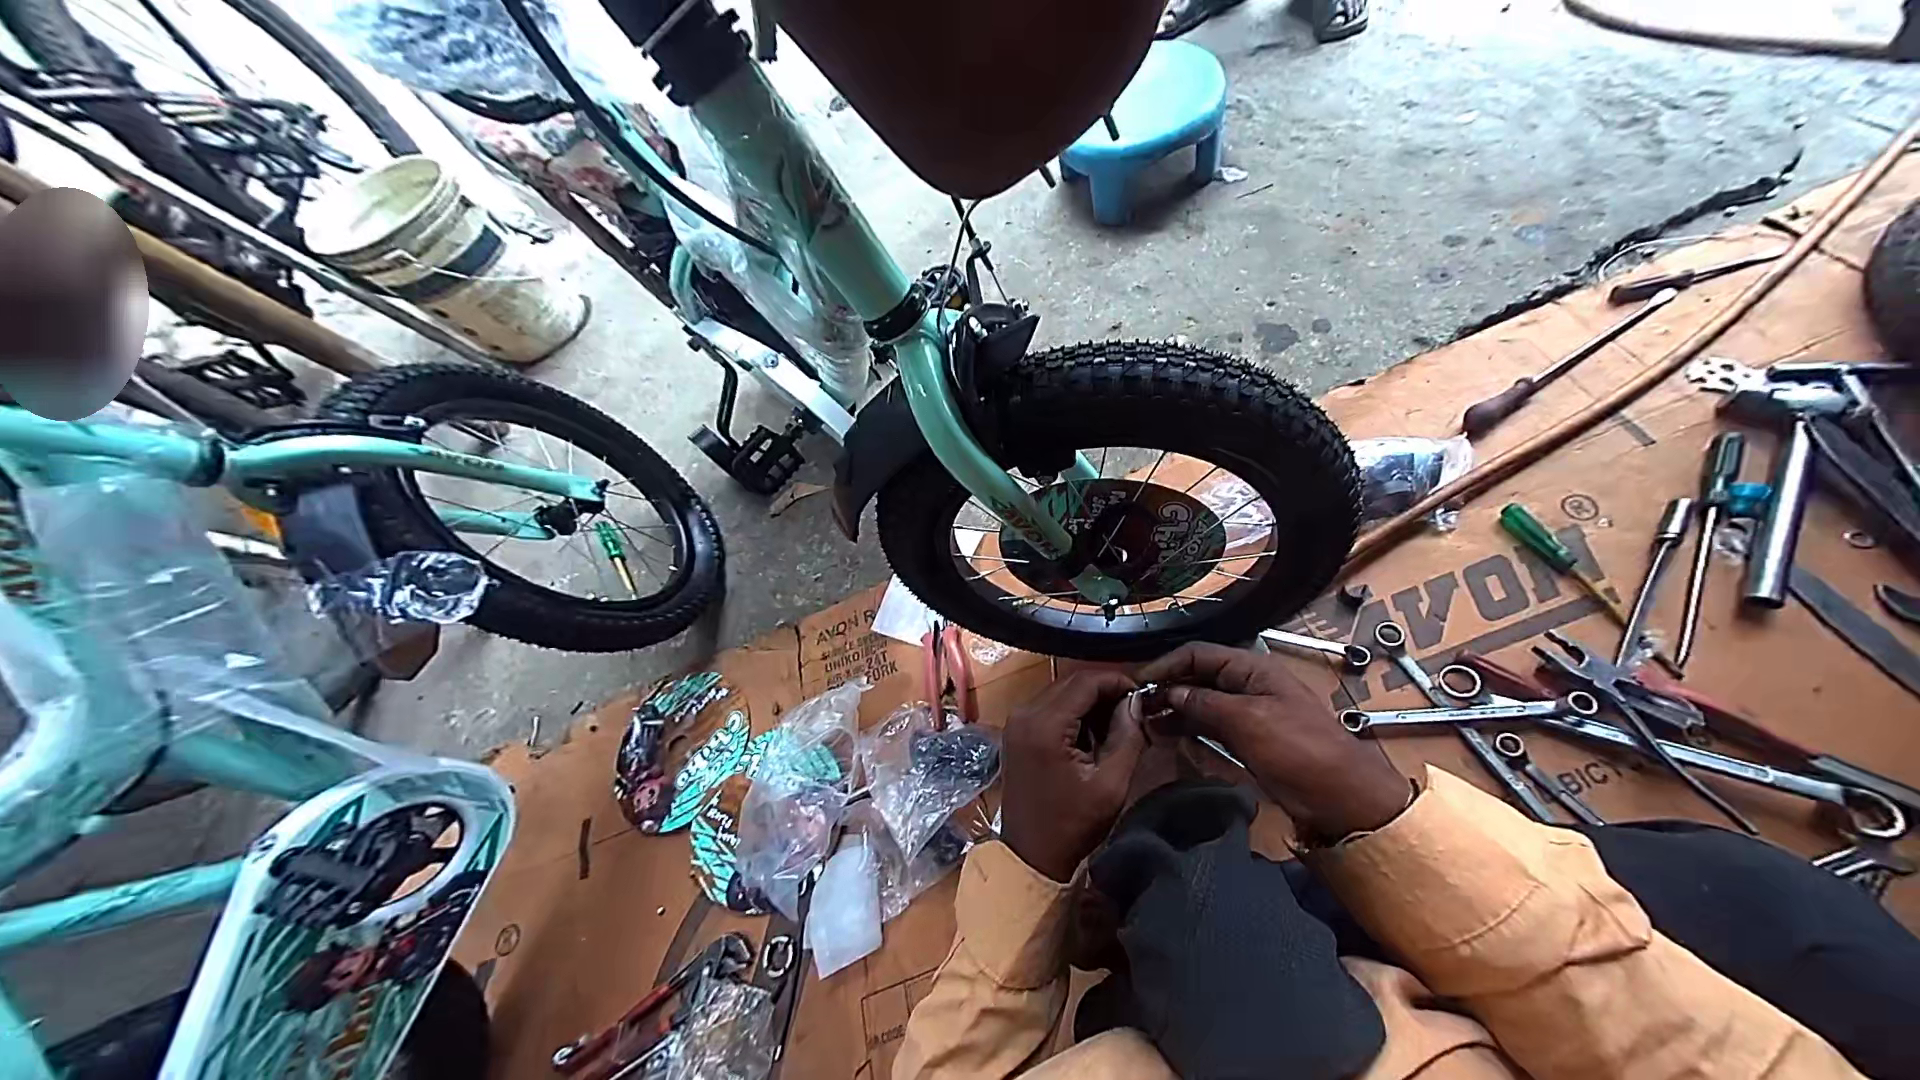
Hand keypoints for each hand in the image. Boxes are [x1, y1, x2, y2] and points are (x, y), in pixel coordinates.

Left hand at [1000, 670, 1146, 881]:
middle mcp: (1024, 713)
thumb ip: (1127, 736)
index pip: (1086, 681)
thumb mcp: (1111, 784)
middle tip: (1135, 709)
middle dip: (1106, 690)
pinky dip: (1073, 712)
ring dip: (1090, 701)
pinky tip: (1092, 733)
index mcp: (1044, 724)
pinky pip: (1049, 706)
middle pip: (1071, 682)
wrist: (1031, 855)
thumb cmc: (1072, 825)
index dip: (1118, 681)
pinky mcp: (1016, 730)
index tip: (1144, 694)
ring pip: (1061, 691)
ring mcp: (1016, 720)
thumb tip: (1136, 701)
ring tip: (1118, 723)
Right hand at [1136, 644, 1409, 841]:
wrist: (1343, 800)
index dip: (1166, 665)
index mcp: (1252, 669)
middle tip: (1137, 705)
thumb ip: (1204, 703)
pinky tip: (1165, 734)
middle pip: (1196, 676)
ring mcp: (1244, 712)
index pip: (1198, 654)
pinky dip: (1185, 727)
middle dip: (1166, 687)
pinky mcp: (1244, 738)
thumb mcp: (1248, 721)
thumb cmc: (1300, 751)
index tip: (1139, 683)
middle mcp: (1245, 684)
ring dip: (1172, 708)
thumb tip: (1168, 693)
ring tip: (1144, 721)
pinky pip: (1207, 725)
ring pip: (1198, 701)